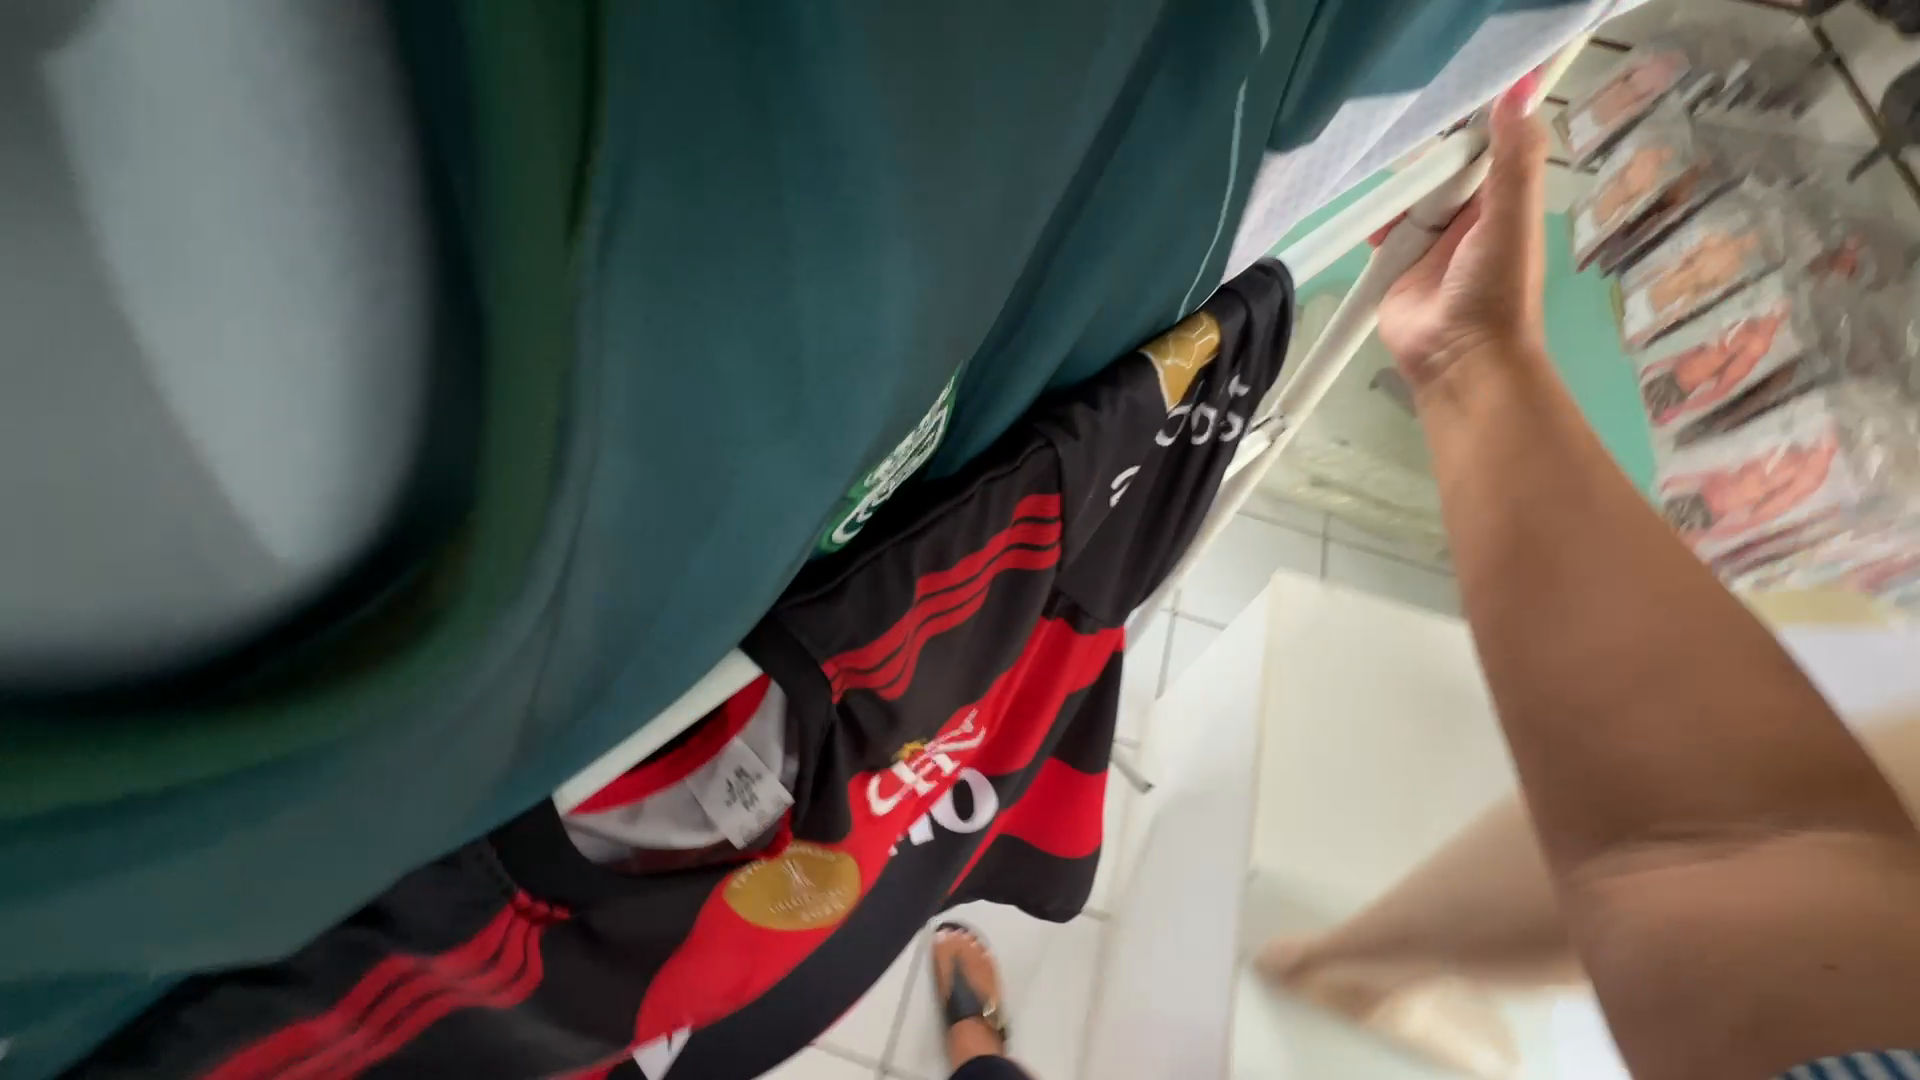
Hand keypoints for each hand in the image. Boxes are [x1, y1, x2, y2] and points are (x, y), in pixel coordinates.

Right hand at [1377, 79, 1551, 398]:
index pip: (1482, 153)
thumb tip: (1517, 91)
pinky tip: (1369, 227)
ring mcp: (1426, 247)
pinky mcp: (1394, 271)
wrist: (1457, 357)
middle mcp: (1464, 222)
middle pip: (1438, 177)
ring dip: (1395, 198)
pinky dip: (1373, 228)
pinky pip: (1381, 238)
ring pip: (1407, 205)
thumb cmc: (1495, 289)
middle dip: (1421, 165)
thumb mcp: (1511, 217)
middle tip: (1403, 155)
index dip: (1466, 130)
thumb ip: (1512, 159)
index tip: (1444, 106)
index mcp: (1500, 204)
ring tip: (1384, 197)